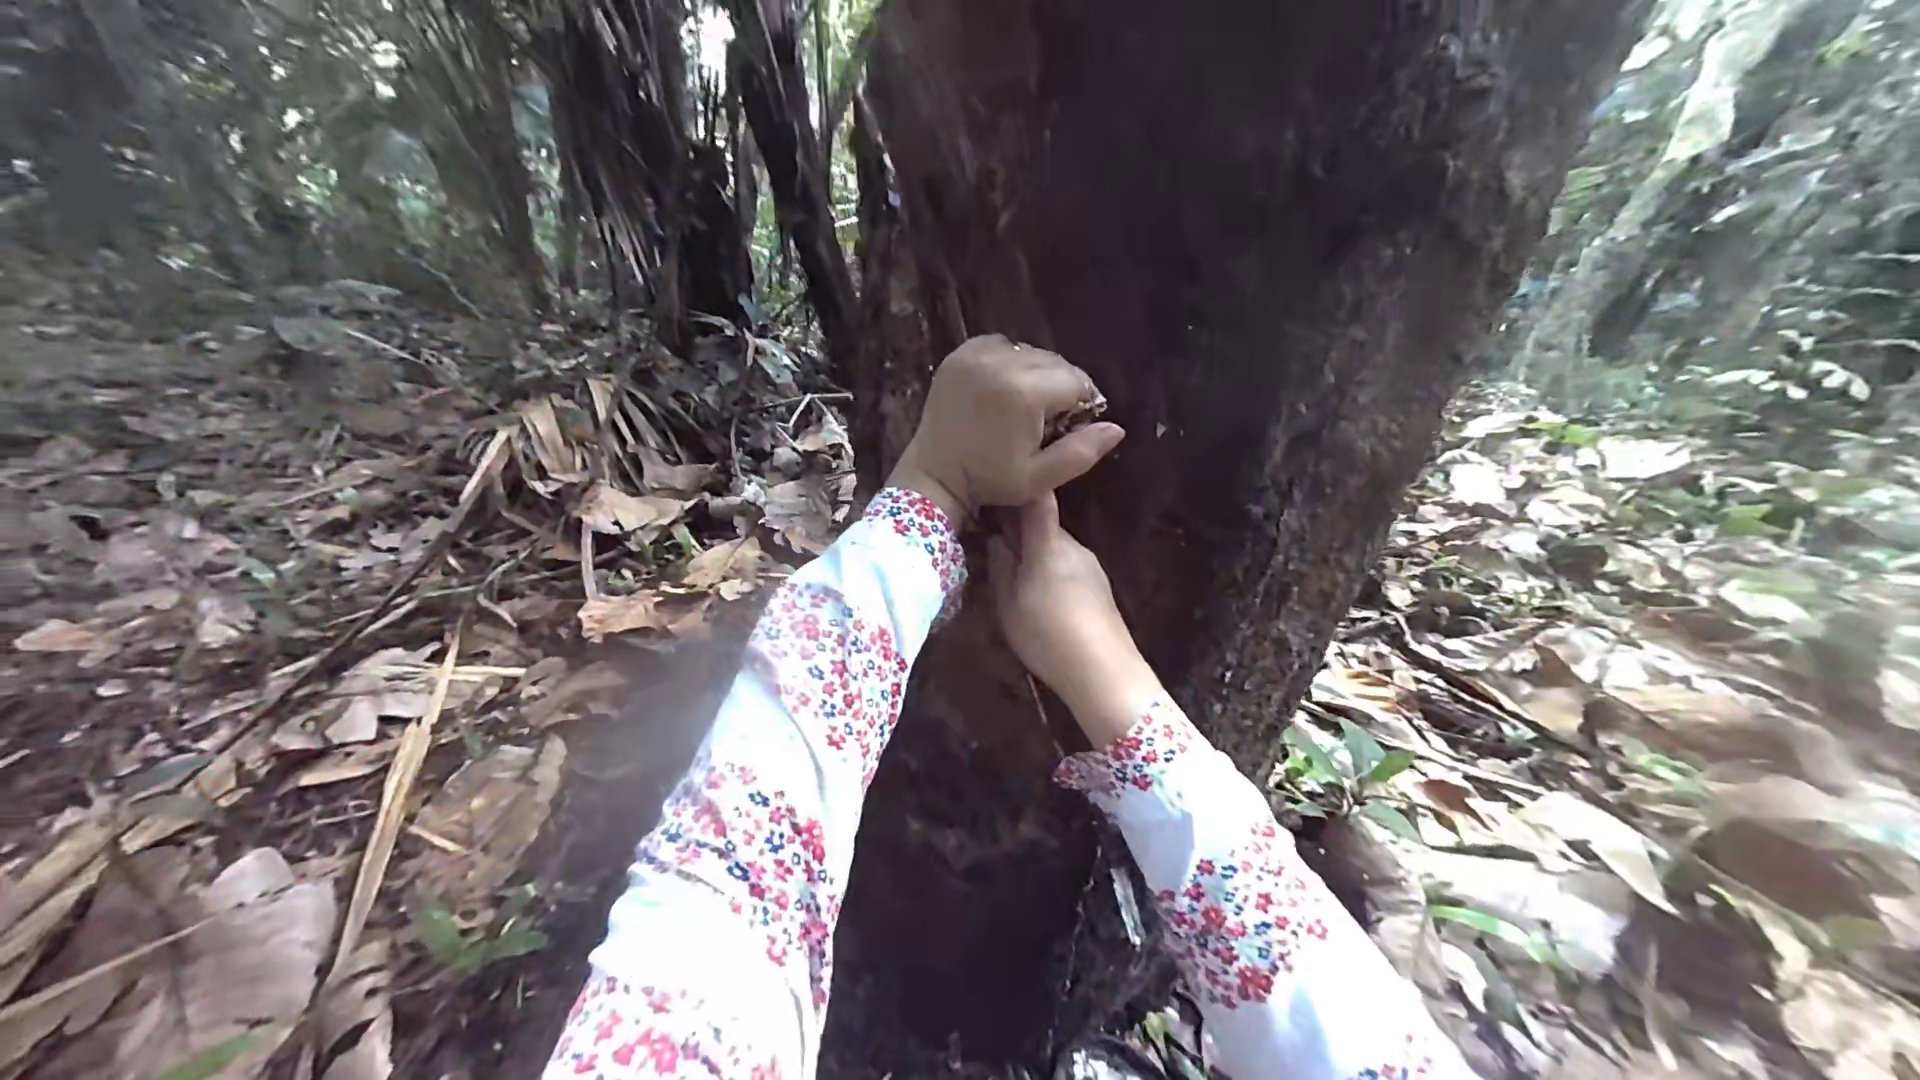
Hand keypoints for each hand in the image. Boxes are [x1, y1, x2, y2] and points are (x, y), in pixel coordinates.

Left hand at [887, 335, 1124, 523]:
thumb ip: (1081, 453)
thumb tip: (1117, 428)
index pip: (1077, 382)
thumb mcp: (1040, 477)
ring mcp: (978, 354)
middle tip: (1047, 418)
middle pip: (1055, 363)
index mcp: (1025, 393)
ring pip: (1030, 353)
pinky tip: (1003, 388)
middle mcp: (1003, 363)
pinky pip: (1002, 346)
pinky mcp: (961, 353)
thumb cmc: (989, 480)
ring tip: (1024, 404)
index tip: (1069, 425)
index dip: (1081, 404)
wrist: (934, 473)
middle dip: (1059, 387)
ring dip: (1036, 374)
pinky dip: (1010, 363)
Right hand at [989, 494, 1164, 747]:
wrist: (1103, 671)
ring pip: (1057, 549)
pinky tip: (1047, 603)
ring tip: (1020, 586)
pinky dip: (1054, 574)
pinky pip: (1070, 568)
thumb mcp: (1008, 604)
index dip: (1020, 491)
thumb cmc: (1046, 634)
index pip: (1037, 500)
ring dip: (1038, 557)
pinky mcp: (1101, 586)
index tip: (998, 494)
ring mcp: (1091, 566)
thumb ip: (1001, 567)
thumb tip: (997, 540)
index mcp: (1048, 544)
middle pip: (1044, 528)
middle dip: (1021, 534)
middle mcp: (1074, 546)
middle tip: (997, 553)